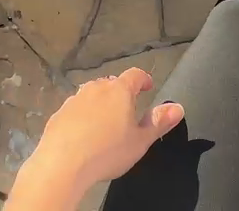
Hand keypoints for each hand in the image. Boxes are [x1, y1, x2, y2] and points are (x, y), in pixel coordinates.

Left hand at [26, 69, 184, 191]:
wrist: (62, 163)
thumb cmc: (107, 151)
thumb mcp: (139, 141)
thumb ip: (158, 123)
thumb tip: (178, 107)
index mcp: (120, 90)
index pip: (135, 75)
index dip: (144, 79)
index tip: (148, 86)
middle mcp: (97, 87)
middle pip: (112, 83)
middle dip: (121, 92)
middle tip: (127, 109)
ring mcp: (76, 98)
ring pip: (92, 94)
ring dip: (100, 103)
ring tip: (105, 122)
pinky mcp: (60, 112)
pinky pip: (76, 109)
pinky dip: (82, 116)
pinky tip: (83, 134)